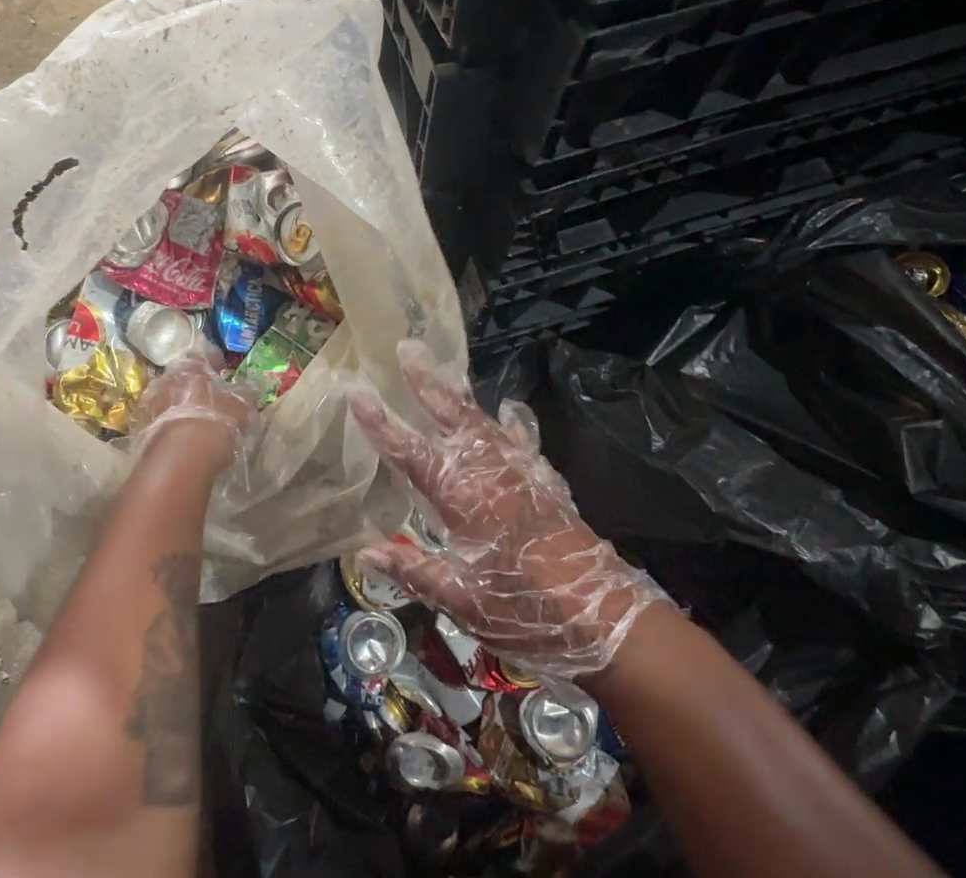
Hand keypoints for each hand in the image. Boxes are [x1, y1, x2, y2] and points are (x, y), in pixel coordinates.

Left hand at [131, 355, 260, 471]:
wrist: (179, 458)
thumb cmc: (215, 423)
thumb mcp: (242, 406)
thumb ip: (247, 391)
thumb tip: (252, 383)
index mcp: (192, 366)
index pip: (206, 354)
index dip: (217, 361)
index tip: (224, 369)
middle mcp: (167, 377)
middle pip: (183, 376)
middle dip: (194, 385)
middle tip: (209, 398)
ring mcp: (150, 402)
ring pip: (168, 397)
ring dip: (179, 405)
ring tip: (192, 421)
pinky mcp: (140, 426)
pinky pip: (157, 419)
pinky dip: (167, 424)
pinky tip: (178, 438)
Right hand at [350, 340, 669, 677]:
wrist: (607, 618)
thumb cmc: (530, 614)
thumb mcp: (465, 603)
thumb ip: (417, 572)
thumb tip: (367, 552)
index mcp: (468, 502)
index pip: (414, 456)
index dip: (383, 426)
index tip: (357, 394)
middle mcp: (496, 477)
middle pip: (457, 421)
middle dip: (429, 384)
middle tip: (409, 347)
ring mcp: (526, 477)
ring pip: (489, 424)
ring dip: (464, 396)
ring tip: (449, 369)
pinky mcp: (548, 487)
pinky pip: (524, 442)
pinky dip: (513, 423)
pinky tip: (511, 411)